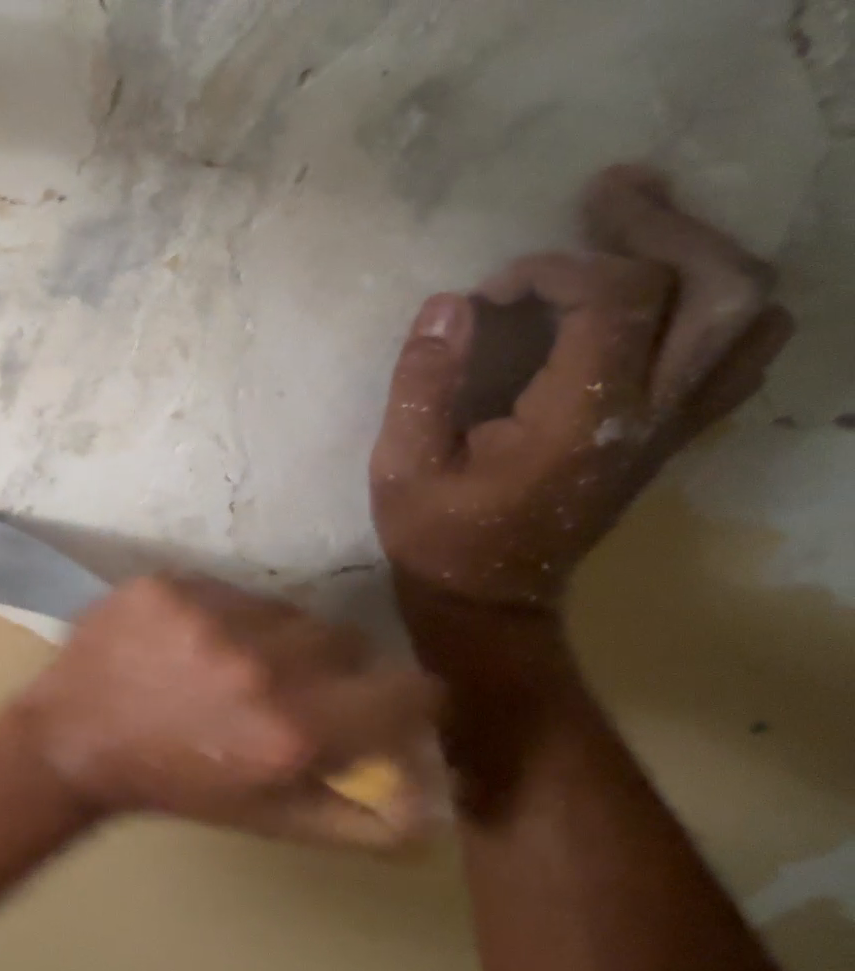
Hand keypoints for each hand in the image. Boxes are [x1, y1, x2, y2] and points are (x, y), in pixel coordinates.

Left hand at [6, 576, 446, 848]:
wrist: (73, 739)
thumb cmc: (177, 784)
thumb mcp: (271, 820)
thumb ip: (364, 821)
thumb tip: (435, 800)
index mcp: (295, 731)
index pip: (409, 688)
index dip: (404, 699)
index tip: (381, 704)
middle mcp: (258, 665)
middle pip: (346, 639)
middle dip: (332, 666)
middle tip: (286, 688)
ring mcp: (205, 615)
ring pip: (285, 607)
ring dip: (274, 634)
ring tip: (228, 665)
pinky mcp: (165, 584)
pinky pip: (227, 587)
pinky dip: (221, 611)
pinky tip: (189, 641)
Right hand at [372, 165, 794, 608]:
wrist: (488, 596)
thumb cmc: (436, 533)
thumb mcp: (401, 463)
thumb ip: (424, 381)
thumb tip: (450, 303)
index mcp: (580, 420)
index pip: (616, 298)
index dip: (554, 269)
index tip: (489, 293)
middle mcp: (650, 413)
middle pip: (716, 285)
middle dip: (660, 227)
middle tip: (605, 196)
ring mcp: (675, 423)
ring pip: (748, 310)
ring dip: (702, 254)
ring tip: (637, 228)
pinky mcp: (673, 430)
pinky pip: (741, 348)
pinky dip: (717, 301)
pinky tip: (664, 289)